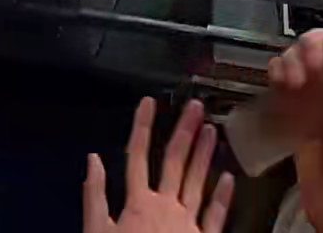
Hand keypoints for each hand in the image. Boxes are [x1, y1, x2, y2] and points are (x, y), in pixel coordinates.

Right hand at [86, 97, 233, 232]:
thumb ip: (95, 198)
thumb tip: (93, 159)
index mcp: (138, 205)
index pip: (137, 157)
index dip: (142, 127)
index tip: (149, 102)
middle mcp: (165, 208)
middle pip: (174, 162)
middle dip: (185, 131)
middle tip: (197, 105)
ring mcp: (187, 225)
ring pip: (197, 182)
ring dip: (205, 155)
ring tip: (213, 130)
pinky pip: (215, 218)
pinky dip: (222, 198)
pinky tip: (229, 178)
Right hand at [268, 27, 322, 232]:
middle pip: (322, 43)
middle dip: (314, 45)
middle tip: (314, 64)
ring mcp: (317, 97)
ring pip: (299, 56)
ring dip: (293, 58)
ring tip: (295, 79)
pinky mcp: (295, 112)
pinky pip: (281, 79)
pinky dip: (277, 71)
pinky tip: (280, 80)